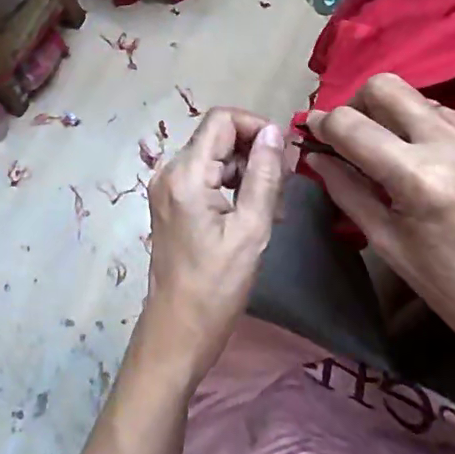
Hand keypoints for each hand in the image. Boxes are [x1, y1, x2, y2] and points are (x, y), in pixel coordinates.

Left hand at [136, 108, 285, 385]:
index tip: (284, 154)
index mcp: (186, 174)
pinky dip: (234, 185)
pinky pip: (207, 176)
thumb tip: (275, 131)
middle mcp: (170, 171)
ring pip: (216, 156)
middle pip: (219, 136)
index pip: (222, 120)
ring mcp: (168, 187)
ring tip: (274, 205)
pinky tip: (255, 212)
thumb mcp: (251, 230)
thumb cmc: (216, 287)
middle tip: (286, 183)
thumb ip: (264, 175)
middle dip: (256, 151)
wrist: (177, 333)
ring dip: (248, 171)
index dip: (257, 126)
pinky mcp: (172, 203)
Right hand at [306, 74, 454, 414]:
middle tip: (362, 133)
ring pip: (434, 104)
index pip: (351, 124)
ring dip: (412, 125)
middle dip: (362, 104)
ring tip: (420, 163)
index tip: (320, 132)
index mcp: (421, 180)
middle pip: (388, 87)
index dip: (325, 123)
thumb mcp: (393, 249)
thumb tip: (316, 155)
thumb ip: (348, 193)